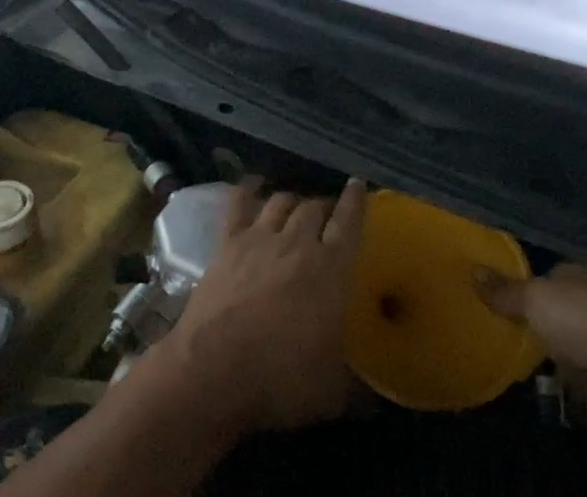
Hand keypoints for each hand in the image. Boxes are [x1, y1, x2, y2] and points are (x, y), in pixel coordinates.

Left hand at [155, 176, 367, 434]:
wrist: (212, 371)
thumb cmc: (281, 379)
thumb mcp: (332, 393)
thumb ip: (356, 388)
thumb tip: (374, 401)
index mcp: (332, 269)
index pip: (350, 222)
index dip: (356, 201)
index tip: (358, 185)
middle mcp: (297, 243)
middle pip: (314, 206)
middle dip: (325, 205)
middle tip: (329, 214)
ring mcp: (258, 239)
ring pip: (281, 201)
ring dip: (293, 199)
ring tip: (297, 205)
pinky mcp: (225, 244)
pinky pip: (238, 204)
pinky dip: (248, 189)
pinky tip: (252, 184)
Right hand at [474, 263, 586, 439]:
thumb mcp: (538, 299)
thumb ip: (506, 291)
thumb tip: (471, 269)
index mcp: (582, 278)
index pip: (548, 278)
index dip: (524, 287)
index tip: (493, 297)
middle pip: (556, 315)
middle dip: (533, 324)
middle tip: (490, 331)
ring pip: (563, 352)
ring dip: (546, 360)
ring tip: (502, 362)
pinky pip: (571, 389)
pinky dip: (558, 391)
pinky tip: (531, 391)